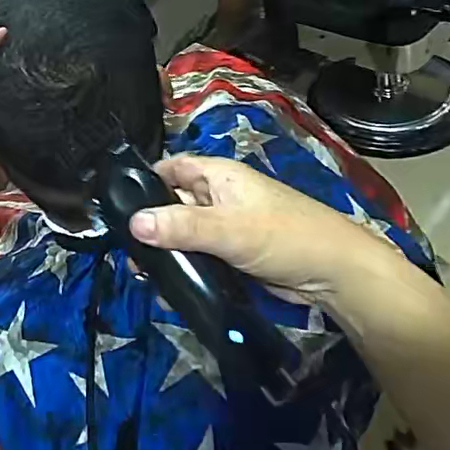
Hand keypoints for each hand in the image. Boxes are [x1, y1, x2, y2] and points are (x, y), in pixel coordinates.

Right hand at [128, 155, 405, 306]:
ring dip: (166, 247)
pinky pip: (200, 253)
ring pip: (186, 231)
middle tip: (125, 251)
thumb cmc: (284, 236)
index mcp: (220, 175)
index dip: (145, 181)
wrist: (331, 272)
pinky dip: (184, 263)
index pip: (173, 168)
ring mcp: (227, 225)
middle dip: (151, 222)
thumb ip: (182, 226)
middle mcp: (219, 195)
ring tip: (138, 270)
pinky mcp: (233, 252)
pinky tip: (165, 281)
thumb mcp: (230, 229)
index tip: (117, 206)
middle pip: (175, 201)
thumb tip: (133, 222)